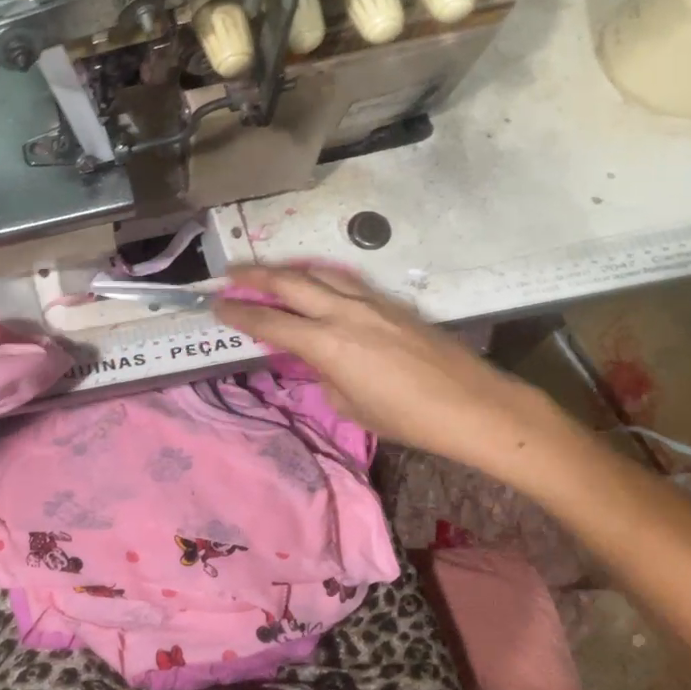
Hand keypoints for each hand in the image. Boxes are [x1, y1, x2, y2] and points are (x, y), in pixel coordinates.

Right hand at [214, 265, 573, 473]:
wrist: (474, 406)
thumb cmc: (409, 419)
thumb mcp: (351, 406)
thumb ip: (325, 376)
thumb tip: (318, 360)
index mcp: (327, 344)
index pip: (270, 322)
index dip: (239, 313)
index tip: (216, 304)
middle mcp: (344, 313)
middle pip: (289, 283)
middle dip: (254, 276)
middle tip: (229, 273)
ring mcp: (371, 303)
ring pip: (319, 274)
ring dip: (288, 270)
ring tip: (269, 271)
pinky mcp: (392, 304)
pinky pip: (346, 281)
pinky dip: (321, 277)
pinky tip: (316, 282)